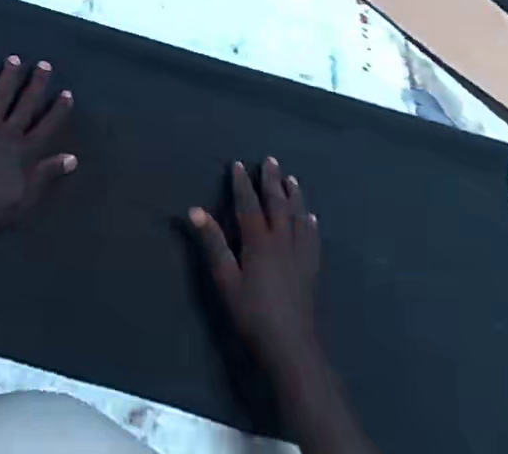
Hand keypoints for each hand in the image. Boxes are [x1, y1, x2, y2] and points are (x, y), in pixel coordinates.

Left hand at [0, 56, 75, 250]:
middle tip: (43, 64)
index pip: (46, 125)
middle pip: (26, 104)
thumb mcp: (26, 198)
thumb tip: (72, 157)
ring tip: (13, 58)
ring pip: (0, 96)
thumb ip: (47, 174)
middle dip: (36, 83)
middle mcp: (8, 134)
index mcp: (24, 152)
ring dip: (8, 77)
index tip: (66, 92)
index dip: (58, 109)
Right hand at [188, 157, 323, 375]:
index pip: (248, 205)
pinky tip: (311, 218)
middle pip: (277, 204)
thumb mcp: (225, 278)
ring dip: (294, 196)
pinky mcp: (310, 270)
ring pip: (298, 217)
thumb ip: (212, 243)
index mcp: (258, 241)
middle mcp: (282, 242)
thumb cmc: (251, 312)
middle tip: (271, 160)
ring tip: (292, 179)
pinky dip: (310, 224)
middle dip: (272, 181)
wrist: (290, 346)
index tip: (238, 164)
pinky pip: (312, 239)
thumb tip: (195, 210)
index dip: (242, 184)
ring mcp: (300, 255)